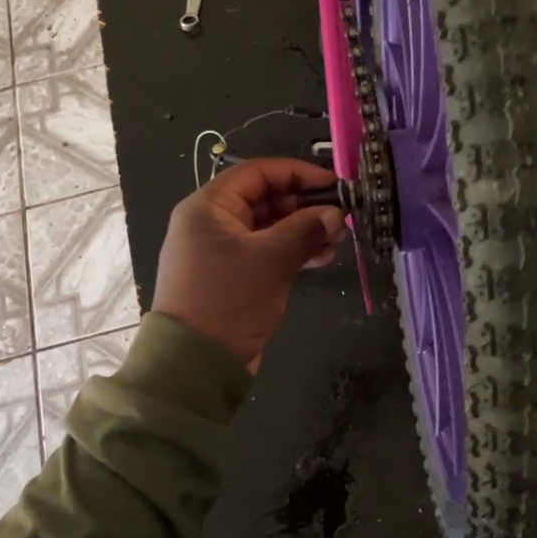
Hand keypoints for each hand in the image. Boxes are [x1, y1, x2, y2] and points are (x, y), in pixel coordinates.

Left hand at [151, 158, 348, 365]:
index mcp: (209, 207)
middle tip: (341, 218)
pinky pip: (268, 251)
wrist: (195, 364)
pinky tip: (322, 257)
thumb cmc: (227, 301)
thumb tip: (336, 213)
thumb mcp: (269, 261)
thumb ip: (305, 230)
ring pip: (270, 226)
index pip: (258, 172)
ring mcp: (223, 250)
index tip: (334, 185)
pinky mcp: (234, 275)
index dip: (298, 174)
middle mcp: (213, 222)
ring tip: (338, 240)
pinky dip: (293, 251)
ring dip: (304, 229)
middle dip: (305, 205)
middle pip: (266, 198)